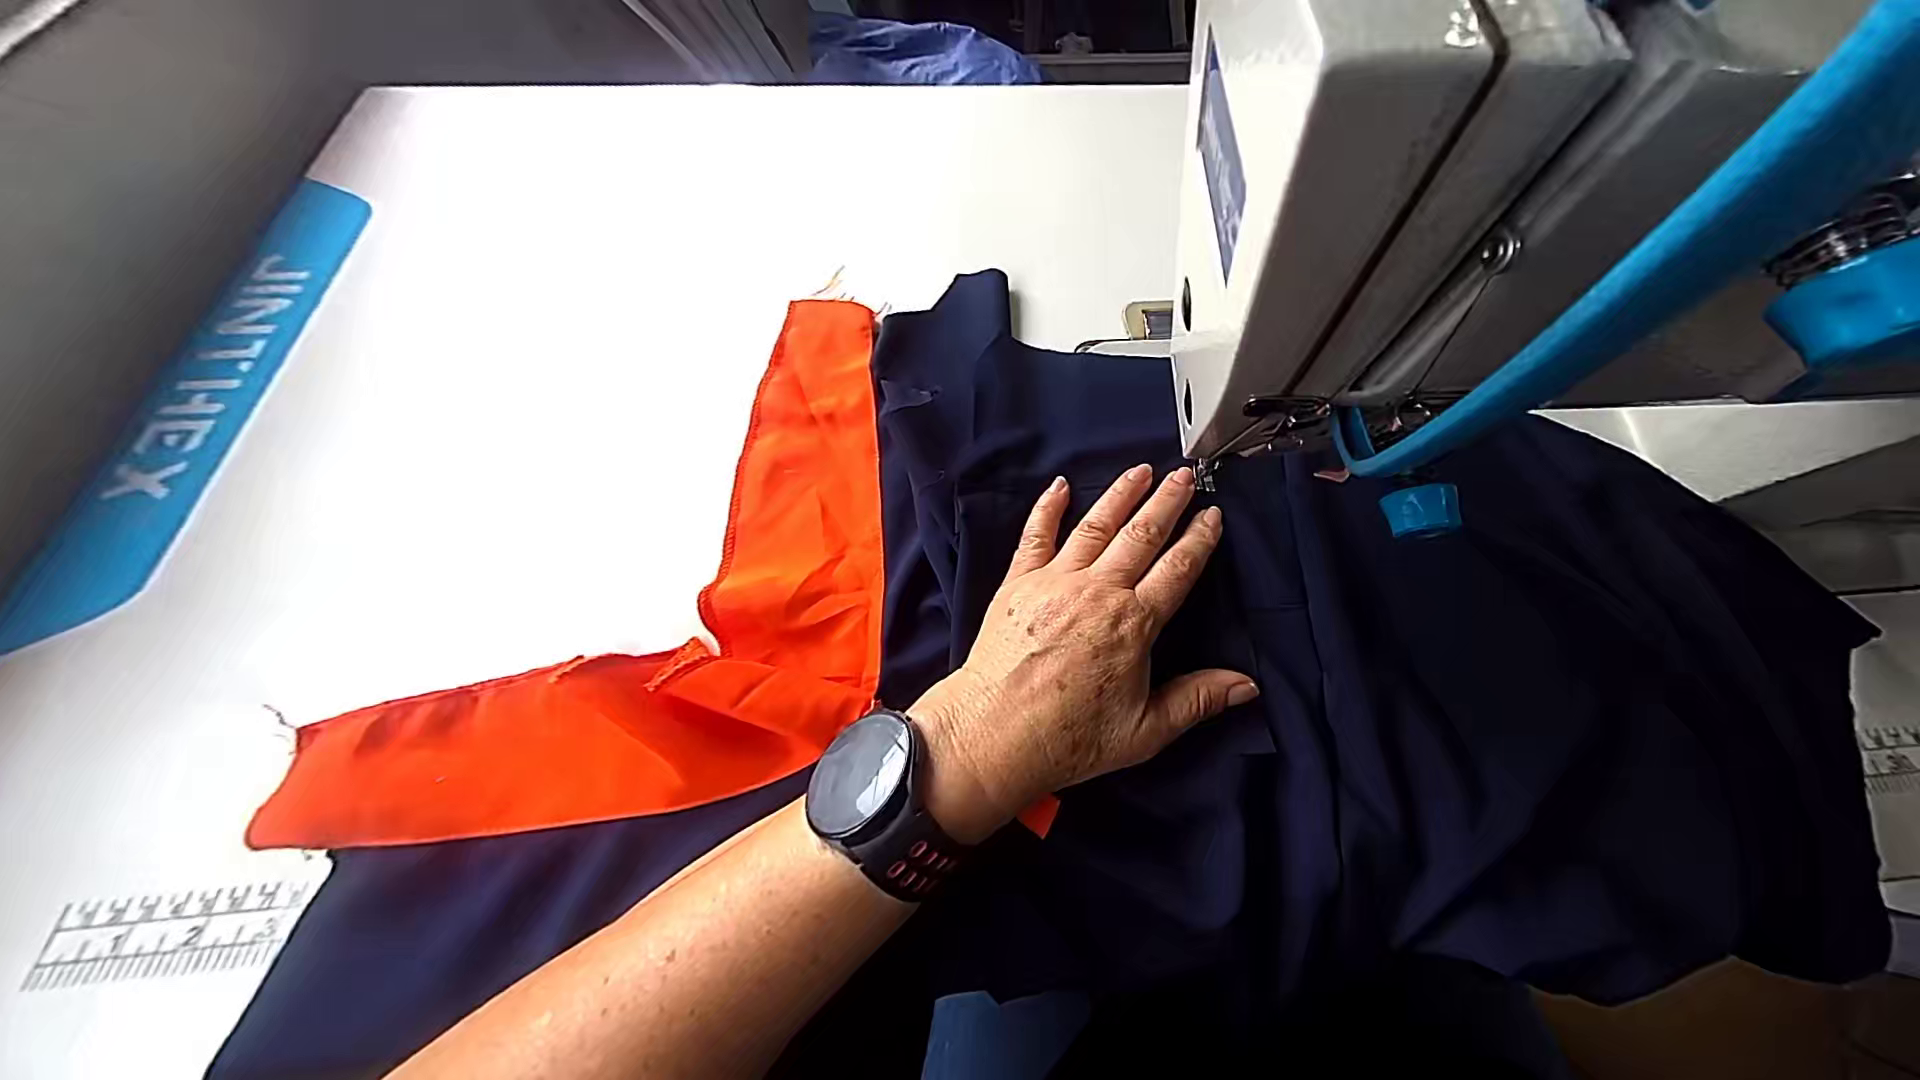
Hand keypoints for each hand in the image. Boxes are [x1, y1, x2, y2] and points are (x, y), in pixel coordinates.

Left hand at [912, 464, 1257, 842]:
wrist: (995, 732)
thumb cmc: (1068, 737)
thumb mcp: (1144, 730)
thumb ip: (1197, 700)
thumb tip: (1247, 685)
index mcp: (1133, 623)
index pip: (1177, 569)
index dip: (1199, 539)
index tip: (1211, 515)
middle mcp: (1098, 592)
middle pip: (1141, 535)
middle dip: (1167, 502)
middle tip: (1183, 477)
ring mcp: (1055, 582)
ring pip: (1096, 526)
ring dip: (1121, 494)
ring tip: (1140, 471)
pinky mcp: (1019, 583)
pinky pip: (1036, 535)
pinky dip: (1048, 507)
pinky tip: (1060, 486)